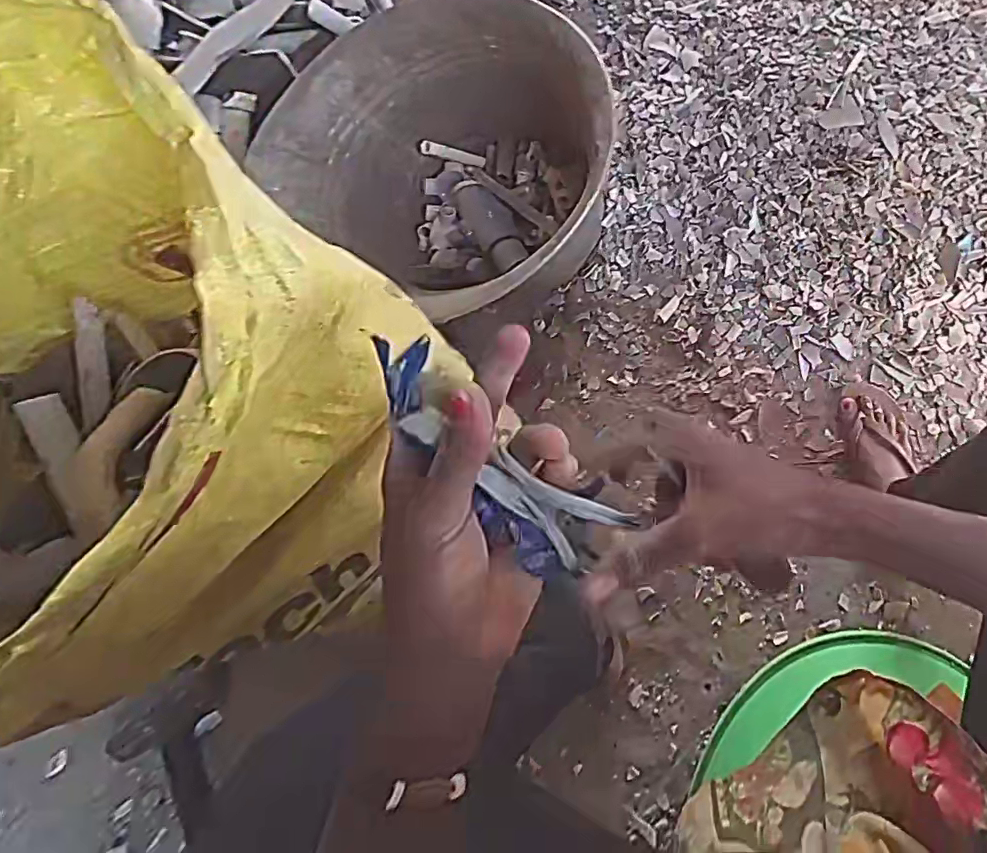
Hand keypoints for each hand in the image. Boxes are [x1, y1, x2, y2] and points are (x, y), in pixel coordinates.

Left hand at [370, 325, 576, 765]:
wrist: (465, 650)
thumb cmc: (429, 582)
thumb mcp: (436, 514)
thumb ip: (460, 455)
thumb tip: (472, 393)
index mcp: (421, 465)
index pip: (434, 406)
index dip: (452, 371)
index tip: (461, 336)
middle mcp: (460, 467)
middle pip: (486, 412)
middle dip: (503, 379)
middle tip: (518, 339)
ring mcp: (498, 486)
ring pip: (525, 440)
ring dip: (541, 438)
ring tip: (553, 455)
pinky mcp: (531, 507)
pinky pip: (550, 472)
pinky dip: (560, 468)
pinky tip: (564, 475)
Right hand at [583, 411, 835, 605]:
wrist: (823, 519)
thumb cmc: (759, 511)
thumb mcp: (695, 535)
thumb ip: (641, 558)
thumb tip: (588, 588)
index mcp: (685, 442)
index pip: (632, 445)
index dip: (612, 466)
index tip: (600, 493)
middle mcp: (700, 449)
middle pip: (661, 487)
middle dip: (669, 524)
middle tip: (685, 547)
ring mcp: (722, 470)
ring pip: (687, 507)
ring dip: (695, 538)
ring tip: (720, 555)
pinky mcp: (740, 490)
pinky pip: (710, 515)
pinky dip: (715, 538)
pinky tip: (737, 557)